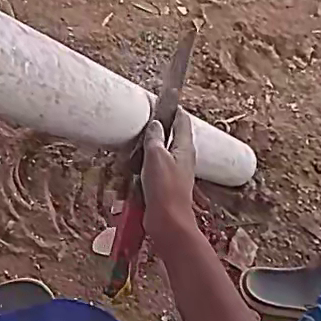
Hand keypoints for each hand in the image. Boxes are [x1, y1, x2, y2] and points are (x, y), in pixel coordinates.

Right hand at [141, 107, 196, 237]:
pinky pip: (156, 167)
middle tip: (148, 117)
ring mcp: (175, 172)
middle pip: (173, 136)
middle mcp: (183, 158)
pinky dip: (147, 163)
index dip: (174, 109)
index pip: (182, 121)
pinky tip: (136, 165)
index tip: (164, 99)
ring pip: (163, 152)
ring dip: (152, 146)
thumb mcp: (156, 157)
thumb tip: (155, 124)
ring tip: (139, 139)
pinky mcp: (166, 184)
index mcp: (184, 148)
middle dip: (162, 127)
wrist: (168, 221)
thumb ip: (155, 139)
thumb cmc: (165, 189)